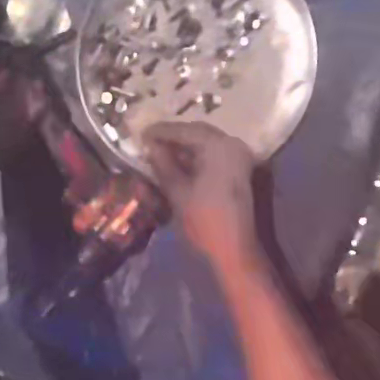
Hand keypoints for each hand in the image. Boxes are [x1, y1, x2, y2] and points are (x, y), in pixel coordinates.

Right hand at [144, 122, 260, 273]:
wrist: (235, 249)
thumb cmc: (204, 221)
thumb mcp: (177, 192)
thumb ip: (163, 165)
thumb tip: (150, 147)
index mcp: (218, 147)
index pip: (184, 131)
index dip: (161, 131)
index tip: (141, 134)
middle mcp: (232, 145)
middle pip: (197, 133)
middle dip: (173, 137)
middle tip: (149, 142)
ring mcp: (238, 158)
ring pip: (206, 143)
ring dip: (184, 146)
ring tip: (159, 152)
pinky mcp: (239, 171)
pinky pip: (214, 154)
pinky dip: (196, 156)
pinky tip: (177, 163)